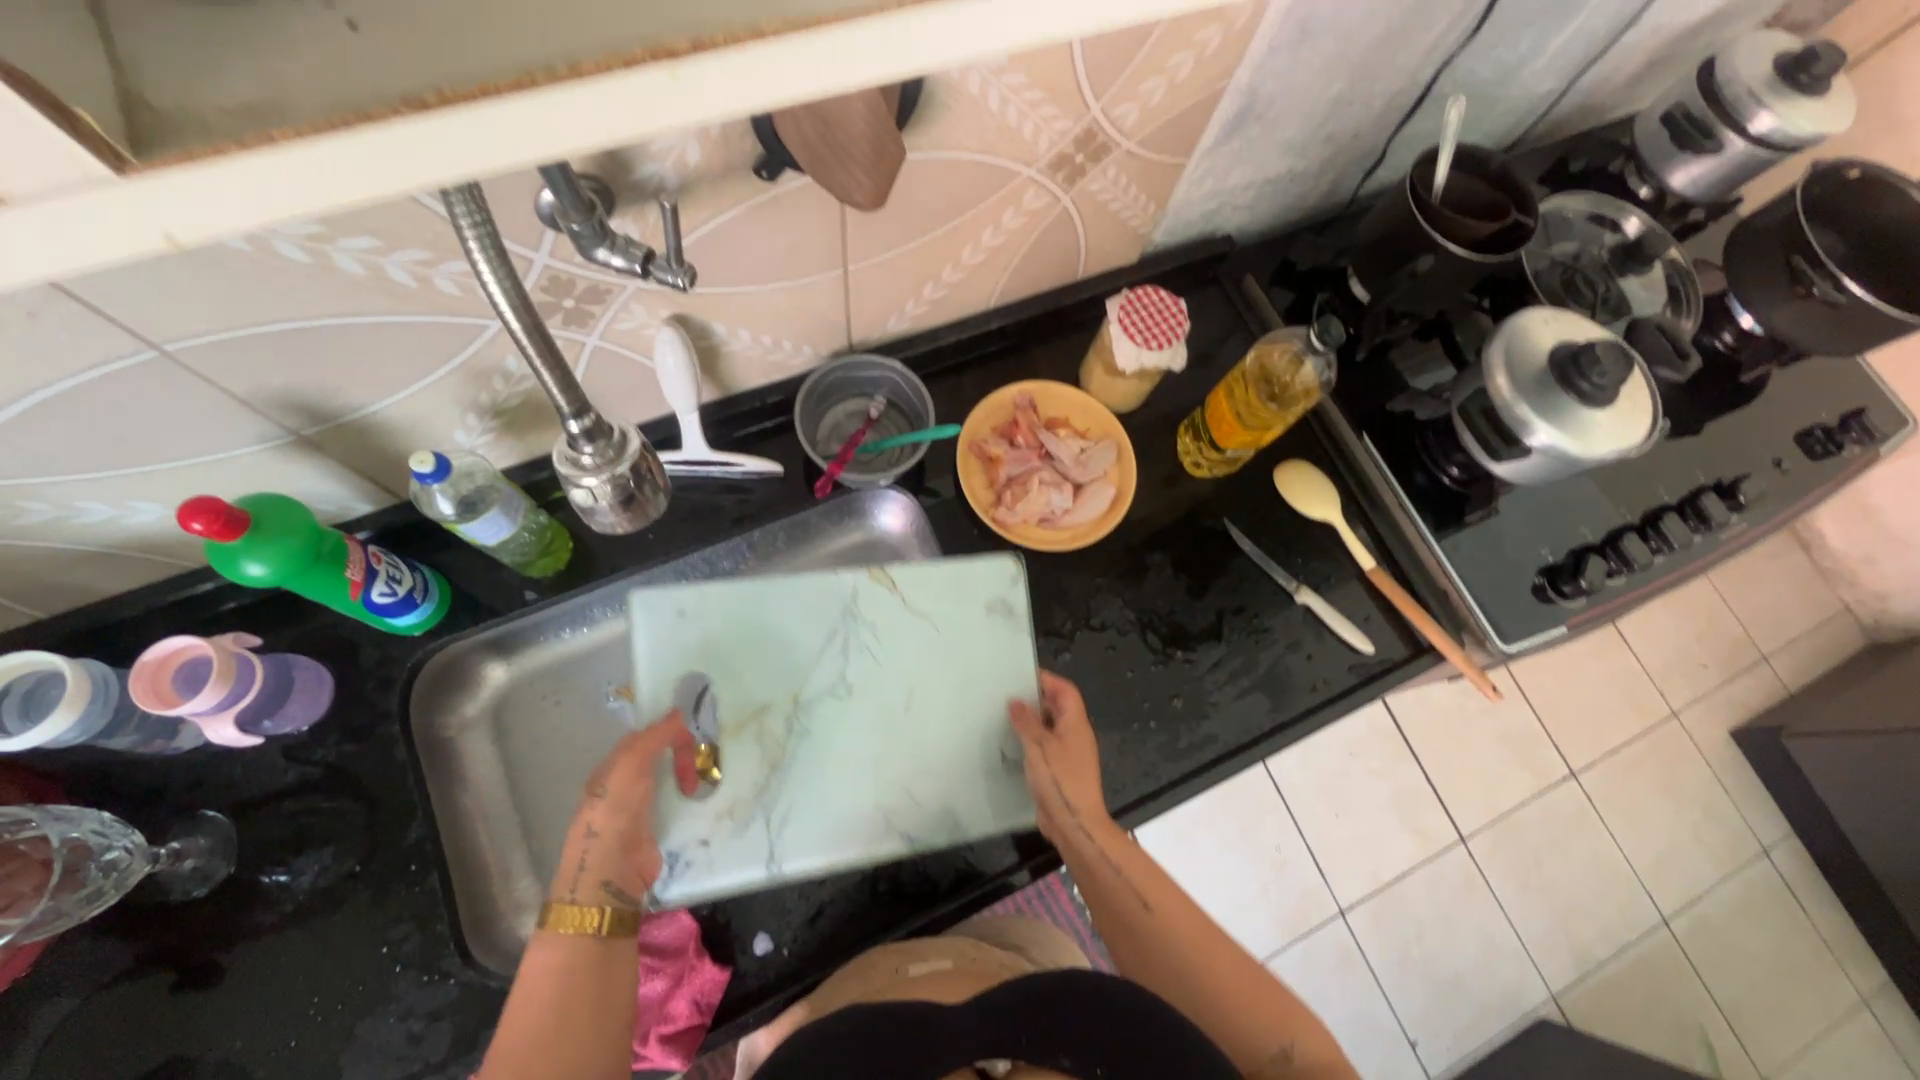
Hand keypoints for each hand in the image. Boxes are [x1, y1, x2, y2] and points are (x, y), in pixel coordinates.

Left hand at [550, 710, 698, 910]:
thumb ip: (654, 736)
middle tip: (702, 763)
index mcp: (613, 769)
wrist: (613, 870)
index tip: (693, 737)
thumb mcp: (632, 763)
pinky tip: (701, 803)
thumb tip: (678, 711)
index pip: (645, 740)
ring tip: (705, 782)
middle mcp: (624, 788)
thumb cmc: (617, 809)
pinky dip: (692, 803)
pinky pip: (677, 809)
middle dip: (682, 757)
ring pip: (669, 784)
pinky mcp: (655, 834)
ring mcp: (640, 813)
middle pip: (659, 761)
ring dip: (689, 779)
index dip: (669, 734)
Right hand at [1008, 670, 1113, 847]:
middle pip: (1059, 708)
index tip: (1022, 675)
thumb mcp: (1038, 747)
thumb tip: (1016, 701)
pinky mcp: (1061, 772)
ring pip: (1051, 728)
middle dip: (1036, 698)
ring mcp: (1070, 755)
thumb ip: (1026, 722)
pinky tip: (1013, 745)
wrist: (1074, 824)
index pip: (1065, 691)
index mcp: (1076, 724)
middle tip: (1008, 694)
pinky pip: (1047, 748)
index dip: (1047, 680)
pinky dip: (1032, 741)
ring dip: (1032, 721)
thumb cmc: (1060, 780)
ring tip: (1006, 716)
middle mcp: (1076, 735)